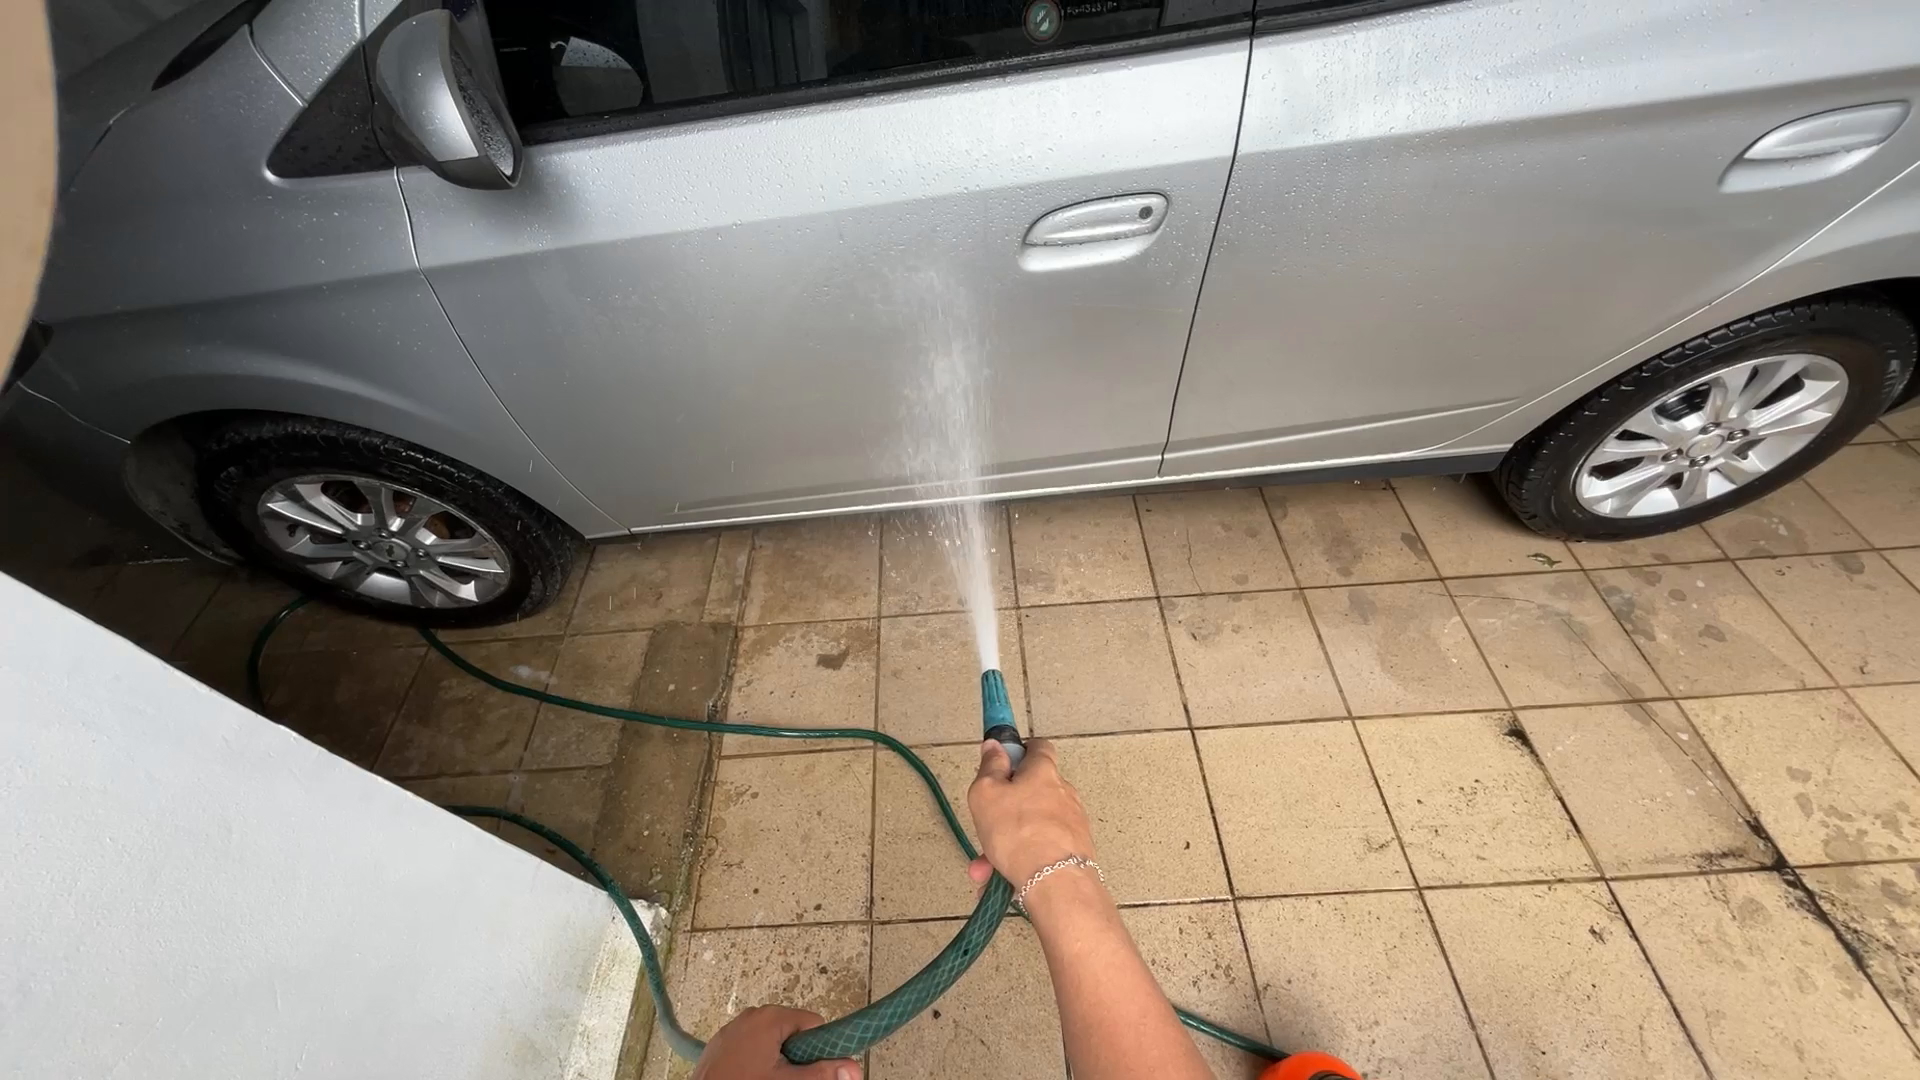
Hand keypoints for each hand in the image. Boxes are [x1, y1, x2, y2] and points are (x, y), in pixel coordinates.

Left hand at [690, 1006, 860, 1079]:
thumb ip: (821, 1074)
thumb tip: (854, 1069)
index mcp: (770, 1016)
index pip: (813, 1024)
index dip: (818, 1049)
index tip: (812, 1071)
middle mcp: (752, 1014)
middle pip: (792, 1032)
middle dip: (795, 1057)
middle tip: (786, 1079)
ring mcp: (733, 1029)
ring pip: (770, 1041)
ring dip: (776, 1061)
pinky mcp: (719, 1045)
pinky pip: (750, 1047)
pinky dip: (755, 1062)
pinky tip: (750, 1079)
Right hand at [967, 737, 1098, 888]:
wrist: (1057, 884)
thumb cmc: (1018, 832)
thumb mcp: (986, 794)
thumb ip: (989, 767)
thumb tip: (994, 745)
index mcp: (1043, 771)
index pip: (1038, 747)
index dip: (1019, 752)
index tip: (1001, 765)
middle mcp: (1063, 792)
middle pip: (1029, 794)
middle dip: (1002, 814)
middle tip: (984, 831)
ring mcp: (1072, 823)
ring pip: (1031, 828)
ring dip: (1007, 845)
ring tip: (986, 871)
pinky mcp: (1075, 851)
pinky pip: (1041, 851)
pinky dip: (1023, 863)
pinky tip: (1004, 883)